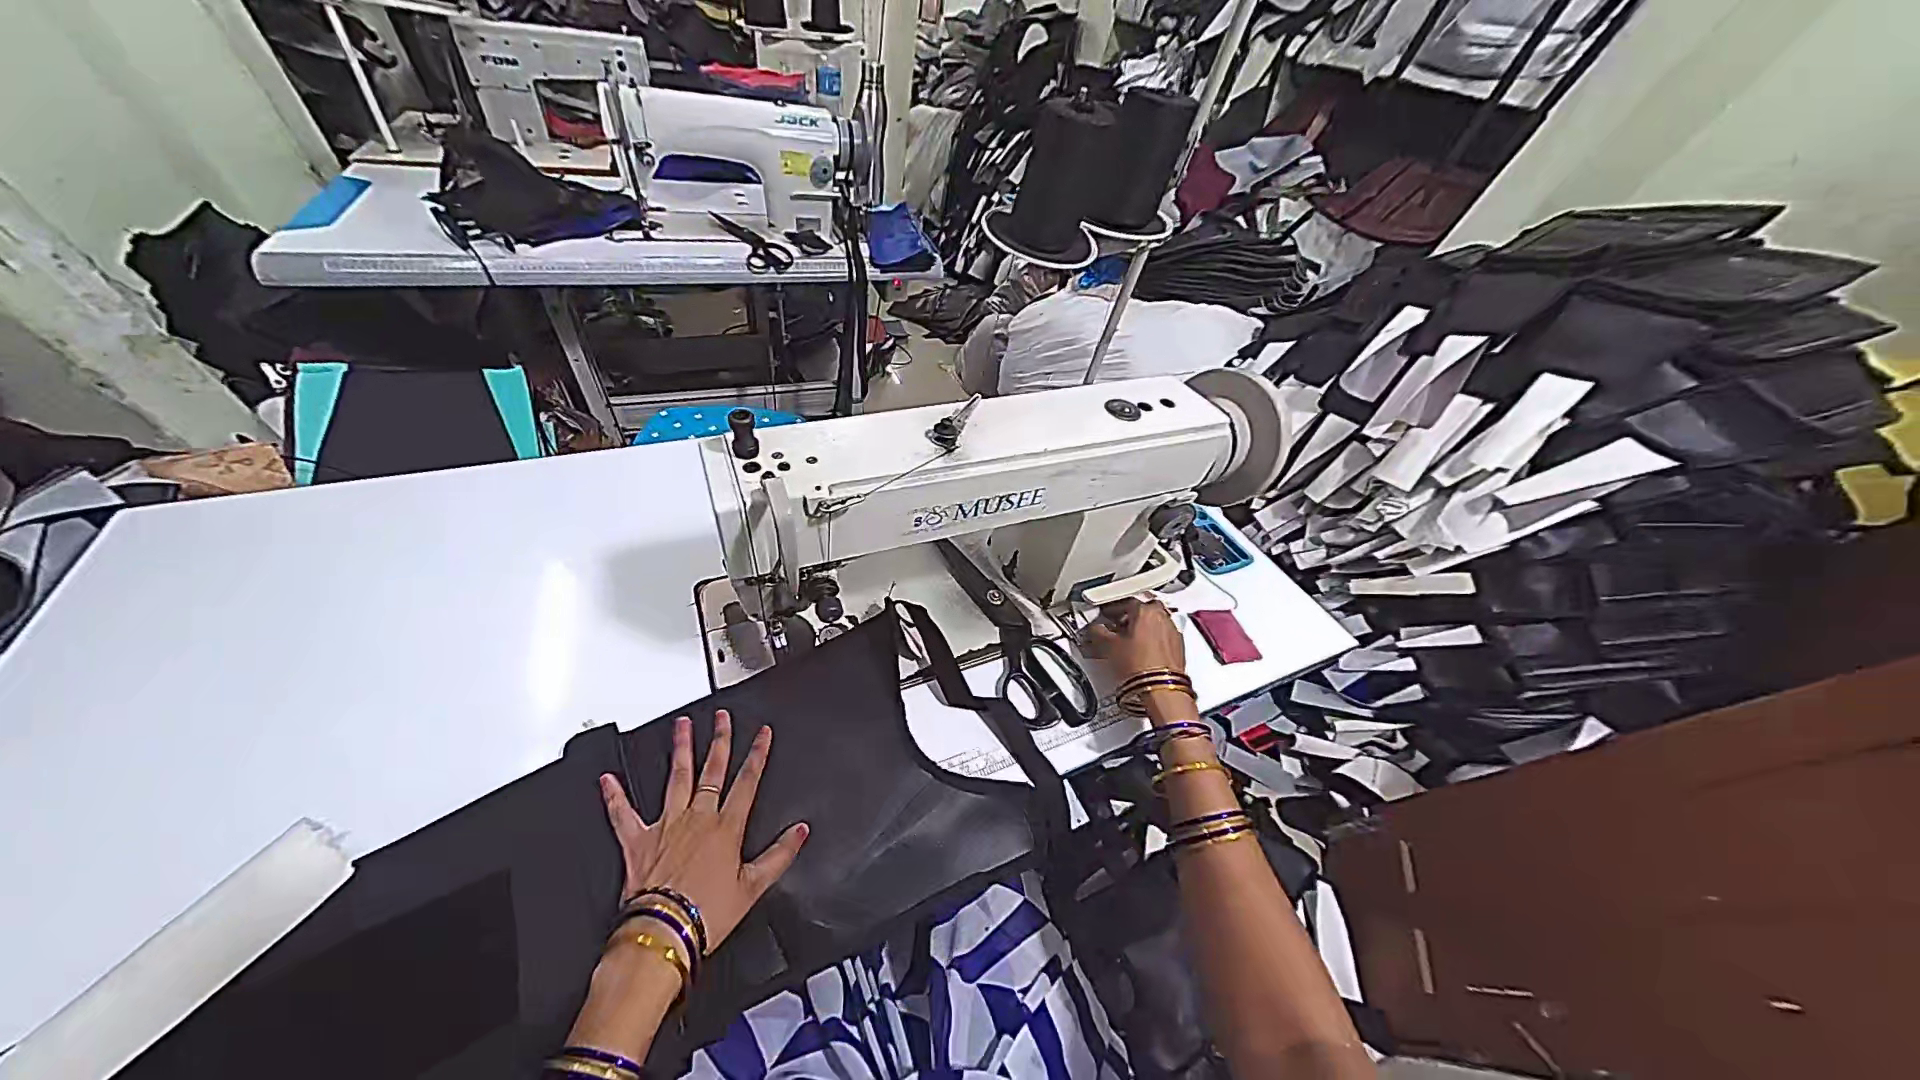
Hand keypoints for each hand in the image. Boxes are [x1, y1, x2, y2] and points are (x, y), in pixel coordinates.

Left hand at [597, 710, 807, 952]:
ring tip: (681, 726)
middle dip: (720, 740)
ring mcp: (666, 826)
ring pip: (676, 778)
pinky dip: (614, 797)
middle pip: (712, 770)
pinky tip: (608, 779)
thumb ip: (780, 854)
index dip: (758, 754)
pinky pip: (623, 814)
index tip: (763, 734)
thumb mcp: (754, 887)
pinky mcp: (638, 842)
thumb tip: (801, 832)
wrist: (663, 934)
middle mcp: (697, 819)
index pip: (747, 781)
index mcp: (726, 828)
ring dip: (679, 750)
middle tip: (722, 718)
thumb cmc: (706, 915)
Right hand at [1081, 597, 1185, 680]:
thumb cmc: (1140, 667)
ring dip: (1141, 630)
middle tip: (1116, 628)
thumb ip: (1097, 632)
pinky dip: (1152, 641)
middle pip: (1142, 611)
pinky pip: (1162, 638)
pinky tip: (1141, 653)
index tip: (1105, 616)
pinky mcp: (1178, 648)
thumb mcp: (1108, 646)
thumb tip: (1095, 630)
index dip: (1111, 610)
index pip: (1124, 602)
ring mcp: (1173, 632)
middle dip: (1128, 618)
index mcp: (1146, 610)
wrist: (1161, 690)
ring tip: (1128, 643)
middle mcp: (1163, 617)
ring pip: (1154, 624)